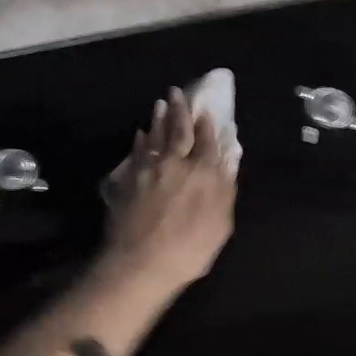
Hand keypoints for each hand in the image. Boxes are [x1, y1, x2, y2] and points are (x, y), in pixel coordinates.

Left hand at [100, 87, 237, 289]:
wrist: (141, 263)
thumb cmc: (188, 251)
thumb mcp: (220, 225)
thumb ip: (225, 192)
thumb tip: (228, 163)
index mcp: (202, 174)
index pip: (207, 142)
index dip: (208, 126)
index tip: (206, 110)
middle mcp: (175, 164)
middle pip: (178, 131)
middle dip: (181, 110)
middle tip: (178, 92)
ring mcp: (148, 170)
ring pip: (154, 137)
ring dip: (158, 119)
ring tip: (160, 104)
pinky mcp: (127, 181)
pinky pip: (135, 154)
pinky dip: (140, 141)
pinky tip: (140, 134)